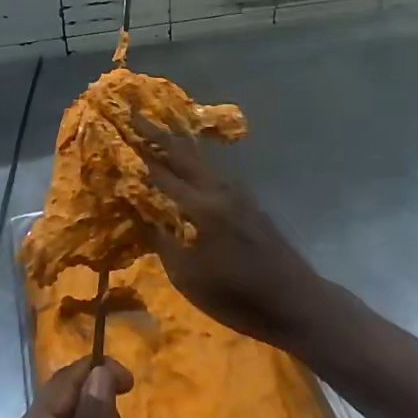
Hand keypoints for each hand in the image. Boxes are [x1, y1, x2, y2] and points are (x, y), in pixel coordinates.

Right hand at [129, 114, 331, 347]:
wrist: (301, 306)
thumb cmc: (239, 297)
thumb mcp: (188, 277)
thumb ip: (161, 240)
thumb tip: (140, 213)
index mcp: (199, 208)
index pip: (158, 173)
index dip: (134, 153)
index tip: (115, 132)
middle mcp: (217, 191)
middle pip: (180, 153)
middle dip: (154, 132)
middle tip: (132, 112)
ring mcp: (237, 194)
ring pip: (199, 159)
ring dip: (175, 142)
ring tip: (156, 128)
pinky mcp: (248, 203)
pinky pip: (212, 171)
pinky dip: (193, 159)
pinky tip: (187, 161)